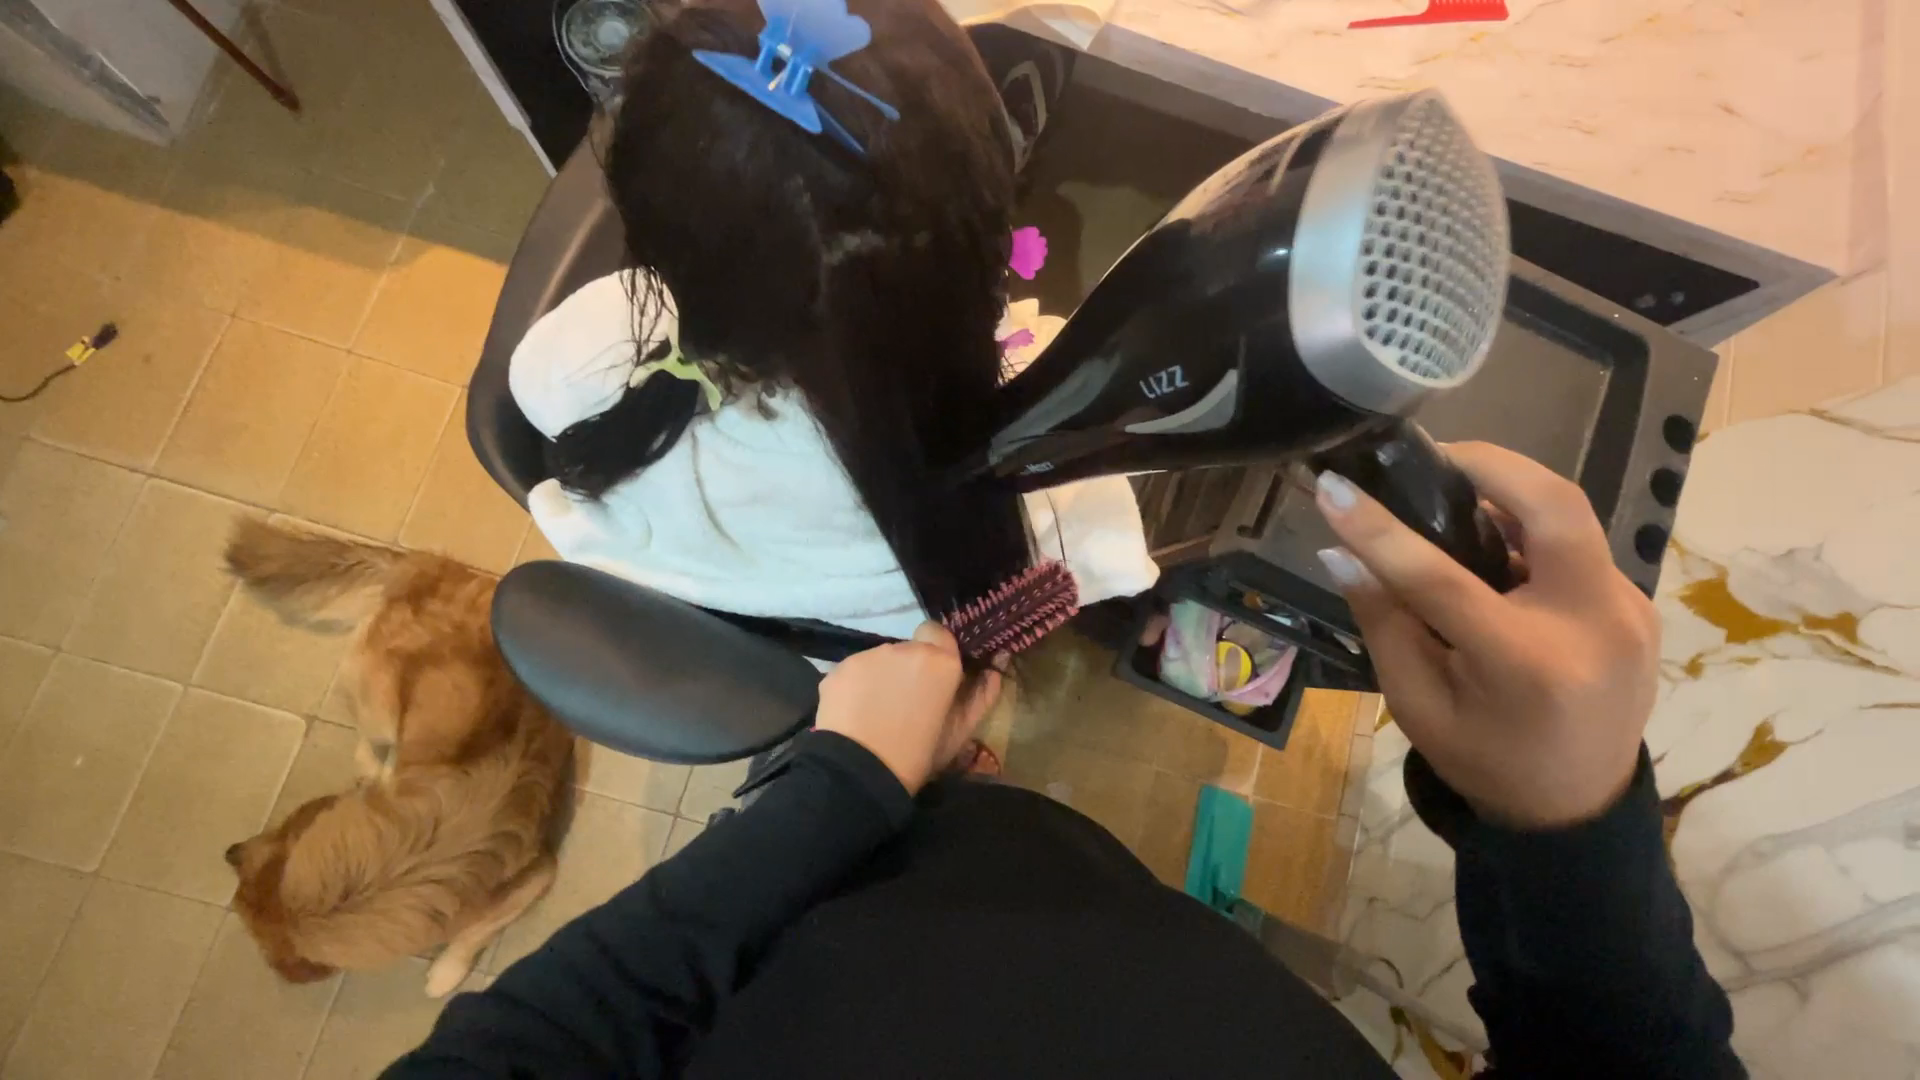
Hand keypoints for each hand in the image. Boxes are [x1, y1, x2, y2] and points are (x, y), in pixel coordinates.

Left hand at [814, 623, 1003, 794]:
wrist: (858, 773)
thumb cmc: (916, 756)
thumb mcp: (957, 733)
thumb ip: (980, 697)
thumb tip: (993, 672)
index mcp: (940, 662)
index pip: (939, 633)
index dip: (936, 654)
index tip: (933, 679)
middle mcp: (905, 649)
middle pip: (909, 649)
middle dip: (908, 669)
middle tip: (905, 704)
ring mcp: (869, 656)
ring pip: (880, 660)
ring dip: (883, 677)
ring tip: (877, 713)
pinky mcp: (840, 668)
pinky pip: (855, 672)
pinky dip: (857, 687)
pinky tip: (855, 714)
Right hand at [1313, 442, 1659, 828]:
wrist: (1578, 809)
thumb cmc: (1481, 758)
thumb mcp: (1414, 702)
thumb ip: (1383, 622)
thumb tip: (1341, 553)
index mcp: (1524, 662)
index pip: (1438, 576)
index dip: (1377, 528)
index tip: (1333, 487)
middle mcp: (1592, 623)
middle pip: (1553, 507)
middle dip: (1489, 464)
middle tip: (1430, 456)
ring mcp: (1628, 610)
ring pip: (1570, 519)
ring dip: (1508, 494)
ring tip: (1451, 497)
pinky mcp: (1637, 606)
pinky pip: (1576, 547)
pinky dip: (1528, 531)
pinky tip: (1491, 549)